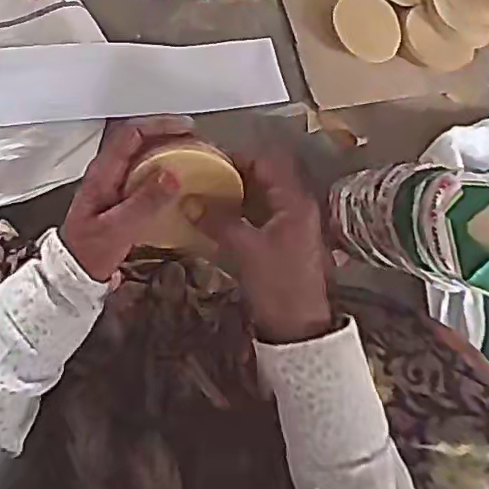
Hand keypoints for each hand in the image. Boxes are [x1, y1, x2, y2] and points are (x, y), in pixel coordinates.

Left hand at [61, 117, 195, 280]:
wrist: (74, 274)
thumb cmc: (88, 252)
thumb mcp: (118, 229)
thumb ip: (144, 203)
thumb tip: (172, 176)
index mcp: (102, 173)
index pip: (131, 133)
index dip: (159, 125)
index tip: (185, 129)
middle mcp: (106, 171)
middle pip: (137, 138)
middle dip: (167, 132)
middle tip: (194, 138)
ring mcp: (113, 181)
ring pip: (142, 152)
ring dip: (166, 147)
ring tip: (190, 152)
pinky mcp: (121, 194)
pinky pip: (144, 169)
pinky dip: (163, 165)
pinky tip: (178, 176)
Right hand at [206, 154, 334, 343]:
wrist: (299, 331)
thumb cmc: (279, 285)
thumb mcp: (246, 250)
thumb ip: (218, 221)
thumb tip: (189, 201)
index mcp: (294, 202)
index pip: (266, 163)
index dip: (238, 157)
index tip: (209, 159)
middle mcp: (296, 207)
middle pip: (262, 179)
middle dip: (232, 176)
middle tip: (202, 176)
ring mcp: (290, 225)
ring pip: (259, 198)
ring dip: (234, 195)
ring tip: (203, 195)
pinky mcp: (282, 243)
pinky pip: (258, 217)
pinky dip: (238, 214)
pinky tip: (216, 219)